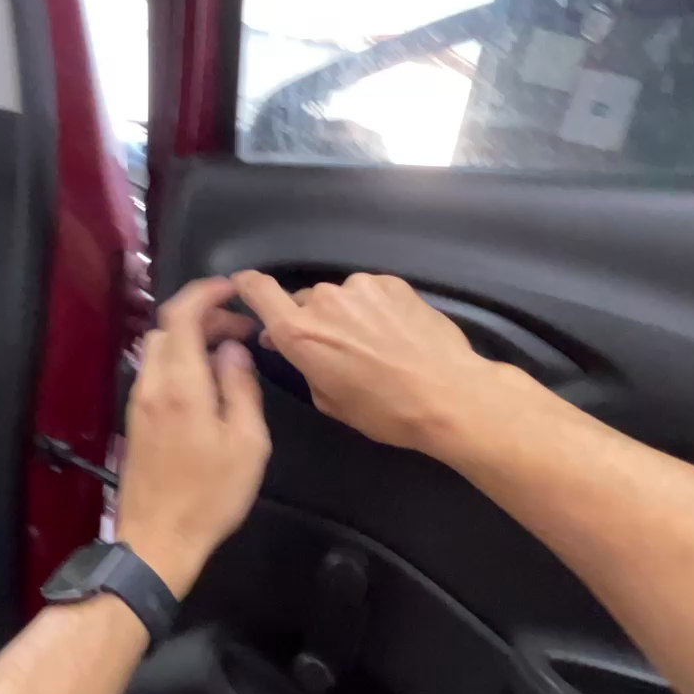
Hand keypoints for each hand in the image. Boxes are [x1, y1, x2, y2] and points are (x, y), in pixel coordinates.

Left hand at [116, 278, 270, 597]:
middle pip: (167, 327)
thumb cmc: (210, 496)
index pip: (182, 315)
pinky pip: (155, 372)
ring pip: (158, 348)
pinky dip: (179, 360)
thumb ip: (241, 388)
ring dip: (190, 339)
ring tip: (226, 354)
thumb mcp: (247, 443)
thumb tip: (233, 350)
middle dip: (204, 315)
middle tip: (241, 330)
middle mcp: (152, 385)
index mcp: (181, 385)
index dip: (206, 292)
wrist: (158, 540)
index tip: (234, 290)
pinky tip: (205, 383)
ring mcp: (139, 403)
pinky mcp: (135, 420)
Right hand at [234, 270, 520, 453]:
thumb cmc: (385, 410)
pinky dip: (374, 309)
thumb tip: (290, 345)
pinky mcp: (392, 283)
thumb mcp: (329, 400)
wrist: (448, 394)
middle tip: (334, 350)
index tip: (245, 285)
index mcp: (300, 333)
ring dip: (347, 316)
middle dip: (313, 322)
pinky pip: (370, 294)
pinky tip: (394, 334)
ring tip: (374, 345)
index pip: (260, 291)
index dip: (248, 285)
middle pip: (304, 302)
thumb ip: (303, 365)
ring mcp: (361, 287)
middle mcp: (324, 301)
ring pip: (340, 298)